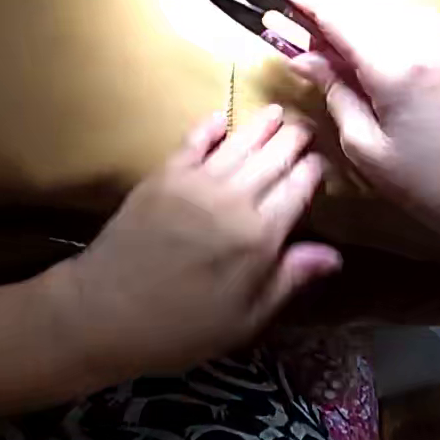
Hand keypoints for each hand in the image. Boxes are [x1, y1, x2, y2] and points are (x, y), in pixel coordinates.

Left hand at [47, 108, 341, 382]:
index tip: (322, 162)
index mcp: (260, 236)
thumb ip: (288, 279)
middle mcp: (234, 199)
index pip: (299, 189)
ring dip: (261, 125)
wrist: (105, 312)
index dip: (314, 171)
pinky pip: (192, 142)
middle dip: (294, 140)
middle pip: (273, 158)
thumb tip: (334, 253)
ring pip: (239, 143)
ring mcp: (196, 182)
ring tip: (277, 112)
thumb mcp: (245, 319)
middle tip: (307, 127)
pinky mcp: (163, 176)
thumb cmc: (181, 327)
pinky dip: (209, 128)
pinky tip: (221, 118)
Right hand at [286, 0, 439, 261]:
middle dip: (322, 8)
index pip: (337, 10)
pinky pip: (403, 12)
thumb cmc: (429, 182)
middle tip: (293, 34)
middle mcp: (424, 32)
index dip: (302, 1)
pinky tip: (361, 47)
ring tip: (325, 46)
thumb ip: (333, 89)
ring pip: (381, 1)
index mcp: (397, 62)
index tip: (273, 1)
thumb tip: (302, 56)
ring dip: (348, 13)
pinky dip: (374, 19)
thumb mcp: (365, 145)